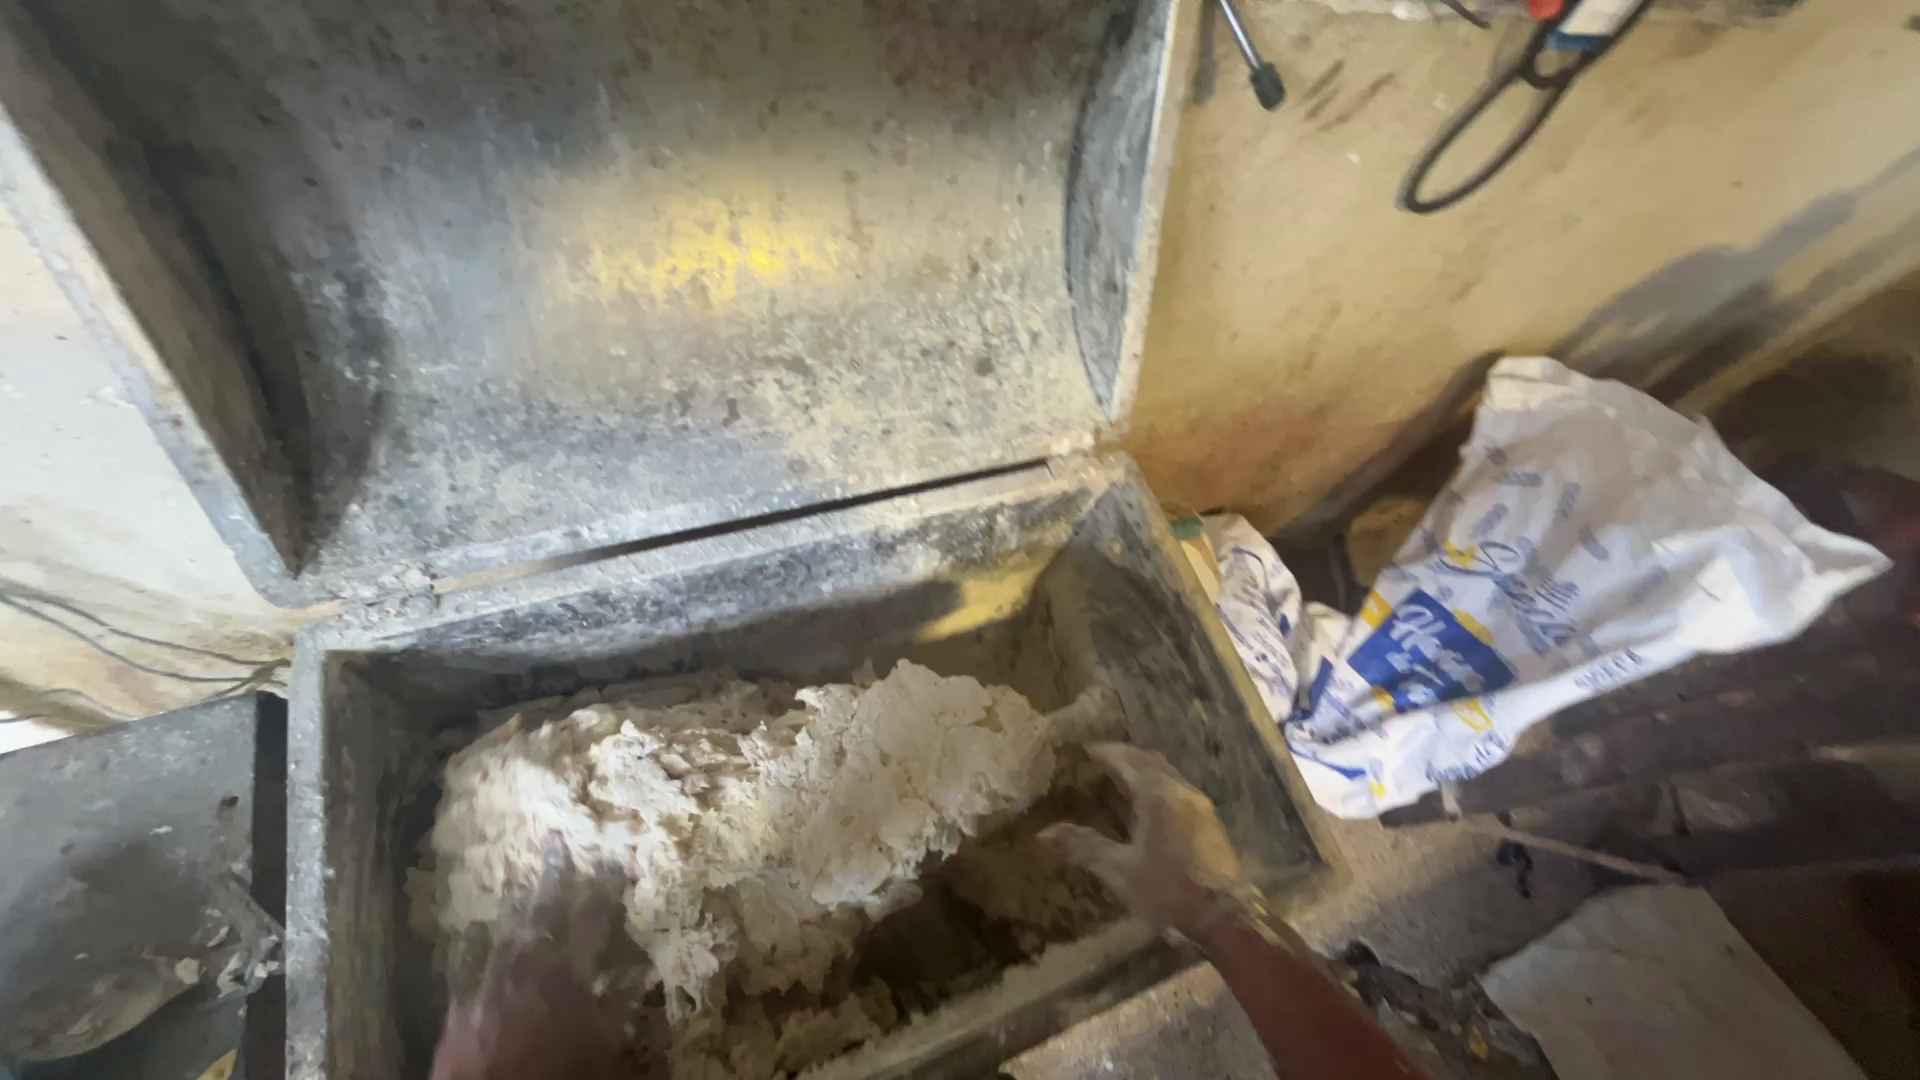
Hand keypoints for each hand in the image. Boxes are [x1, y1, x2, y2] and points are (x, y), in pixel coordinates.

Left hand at [430, 840, 627, 1079]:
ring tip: (518, 870)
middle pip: (545, 911)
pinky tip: (473, 926)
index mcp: (569, 974)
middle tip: (555, 837)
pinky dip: (473, 942)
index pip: (594, 918)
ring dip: (515, 898)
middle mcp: (529, 969)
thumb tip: (642, 967)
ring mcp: (490, 984)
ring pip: (505, 929)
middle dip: (553, 873)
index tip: (615, 855)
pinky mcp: (459, 1008)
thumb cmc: (558, 1076)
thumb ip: (619, 1004)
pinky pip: (466, 964)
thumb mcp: (603, 1045)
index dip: (606, 885)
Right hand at [1040, 742, 1246, 934]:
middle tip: (1097, 763)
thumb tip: (1043, 833)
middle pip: (1148, 761)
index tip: (1081, 750)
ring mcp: (1200, 806)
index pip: (1126, 758)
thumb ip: (1083, 847)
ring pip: (1166, 774)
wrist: (1228, 921)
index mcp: (1157, 794)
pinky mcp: (1210, 824)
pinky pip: (1177, 791)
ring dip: (1143, 772)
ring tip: (1119, 782)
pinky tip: (1147, 809)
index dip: (1102, 752)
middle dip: (1123, 757)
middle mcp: (1180, 790)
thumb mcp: (1120, 871)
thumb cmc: (1170, 891)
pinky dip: (1157, 787)